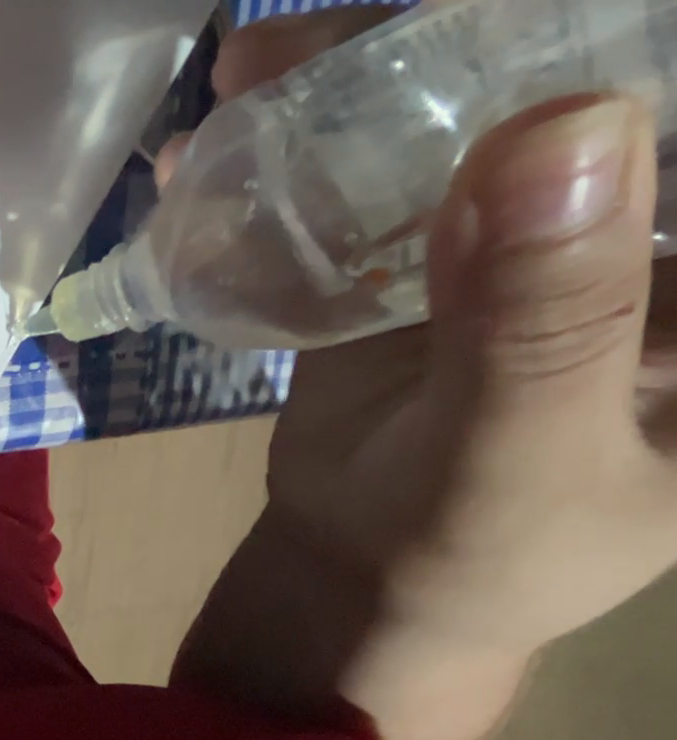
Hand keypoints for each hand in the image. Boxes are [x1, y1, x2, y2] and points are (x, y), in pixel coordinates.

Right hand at [172, 10, 676, 739]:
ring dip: (345, 87)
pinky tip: (214, 149)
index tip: (492, 14)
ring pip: (460, 109)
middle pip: (583, 74)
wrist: (361, 573)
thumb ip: (544, 323)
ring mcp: (524, 226)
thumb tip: (557, 126)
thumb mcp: (519, 459)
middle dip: (449, 41)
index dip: (628, 40)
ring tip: (242, 78)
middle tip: (310, 48)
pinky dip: (289, 159)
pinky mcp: (423, 248)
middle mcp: (645, 220)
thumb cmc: (472, 551)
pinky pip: (367, 178)